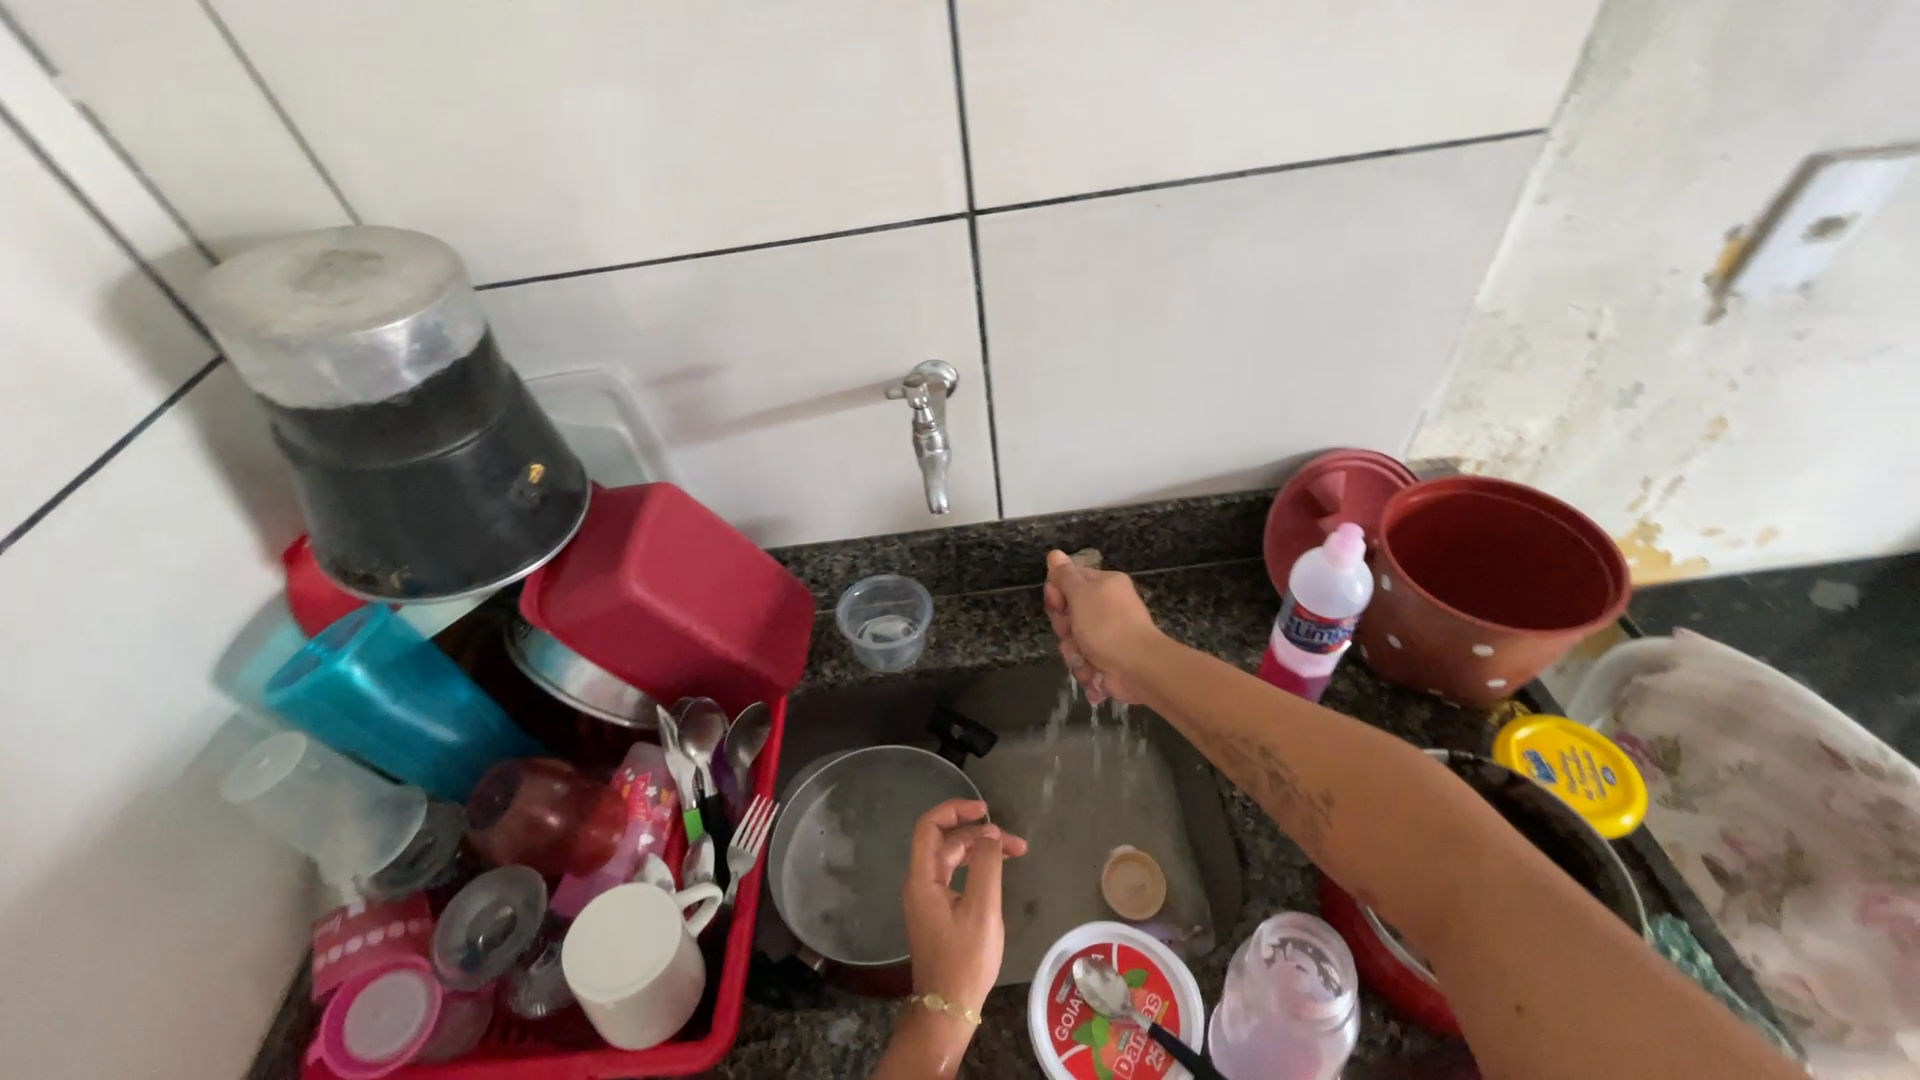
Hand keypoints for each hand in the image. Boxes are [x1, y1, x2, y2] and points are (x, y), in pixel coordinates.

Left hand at [901, 799, 1028, 1013]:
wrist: (949, 1007)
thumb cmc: (965, 958)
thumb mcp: (982, 909)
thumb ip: (987, 866)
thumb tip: (990, 834)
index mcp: (922, 878)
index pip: (930, 826)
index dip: (955, 810)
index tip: (985, 810)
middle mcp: (920, 882)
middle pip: (945, 841)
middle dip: (980, 833)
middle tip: (1015, 841)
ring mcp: (928, 898)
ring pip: (953, 858)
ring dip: (982, 850)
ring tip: (1016, 852)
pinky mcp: (938, 911)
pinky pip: (955, 875)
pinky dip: (977, 867)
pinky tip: (998, 870)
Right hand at [1044, 550, 1162, 704]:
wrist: (1138, 667)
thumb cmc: (1107, 625)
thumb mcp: (1081, 594)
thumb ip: (1064, 575)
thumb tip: (1054, 553)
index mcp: (1105, 585)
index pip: (1070, 583)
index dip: (1057, 595)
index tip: (1055, 604)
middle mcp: (1107, 608)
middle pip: (1069, 615)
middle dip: (1065, 629)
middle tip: (1071, 632)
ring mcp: (1108, 636)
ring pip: (1073, 642)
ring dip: (1074, 653)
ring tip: (1085, 658)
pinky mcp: (1107, 660)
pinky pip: (1084, 662)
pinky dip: (1087, 669)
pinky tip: (1095, 673)